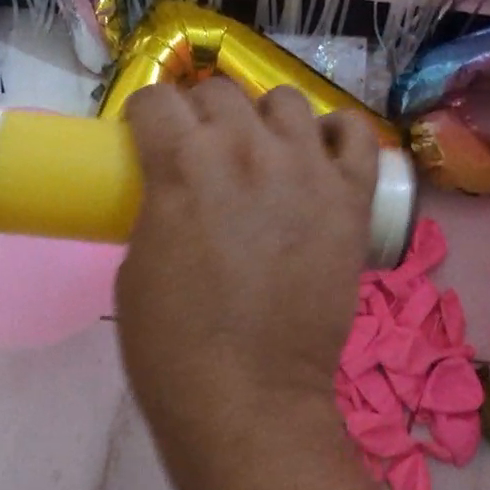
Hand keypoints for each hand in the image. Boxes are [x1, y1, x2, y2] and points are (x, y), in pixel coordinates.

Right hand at [116, 80, 377, 457]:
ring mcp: (308, 169)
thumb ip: (159, 207)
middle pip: (219, 92)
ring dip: (263, 121)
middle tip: (199, 154)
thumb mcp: (136, 262)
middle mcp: (247, 149)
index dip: (144, 116)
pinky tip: (315, 159)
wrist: (249, 398)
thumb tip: (176, 191)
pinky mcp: (351, 198)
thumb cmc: (172, 343)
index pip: (156, 98)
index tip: (145, 139)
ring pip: (286, 101)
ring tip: (260, 156)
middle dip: (199, 115)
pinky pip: (353, 133)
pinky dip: (333, 136)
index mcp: (182, 162)